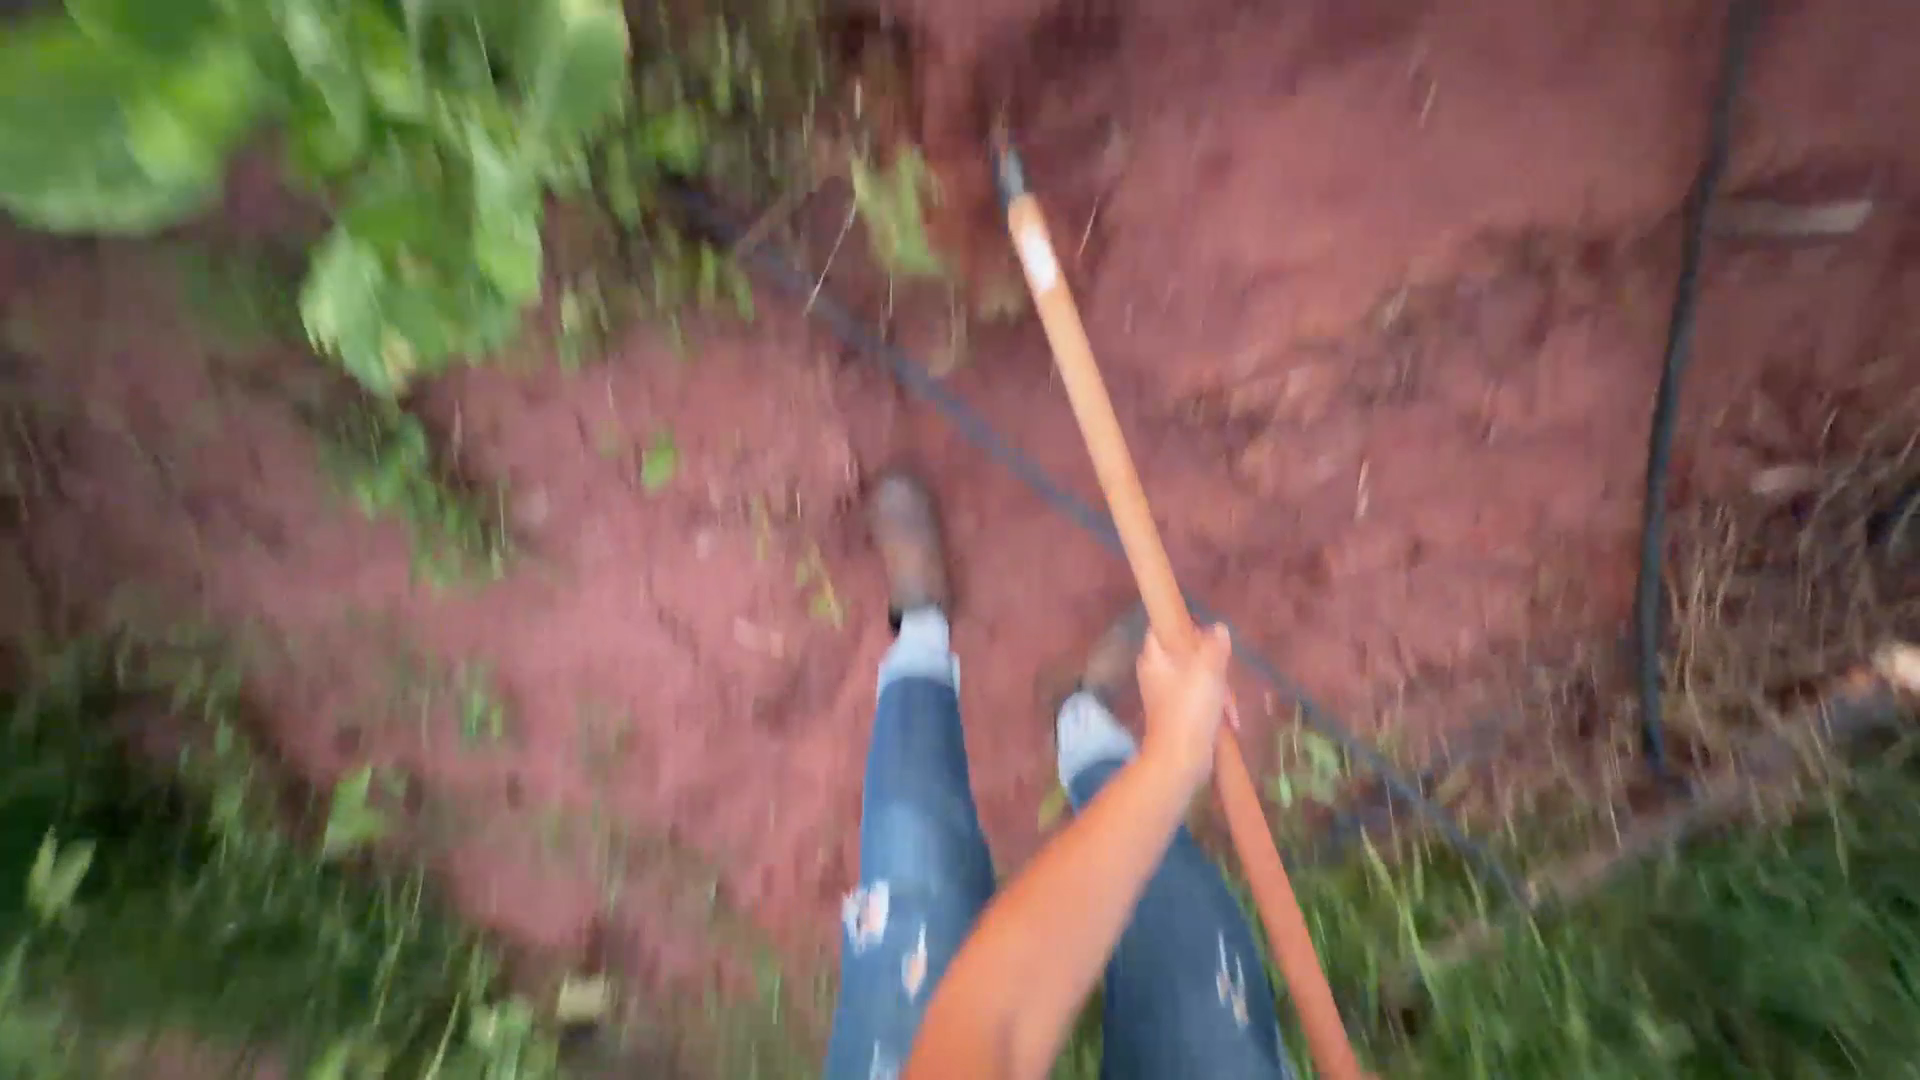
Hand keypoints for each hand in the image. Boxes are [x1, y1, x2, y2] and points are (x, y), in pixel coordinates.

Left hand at [1136, 624, 1232, 788]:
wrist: (1179, 758)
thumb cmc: (1189, 708)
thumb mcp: (1208, 670)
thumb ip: (1214, 646)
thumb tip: (1218, 628)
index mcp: (1154, 656)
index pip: (1164, 627)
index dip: (1187, 626)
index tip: (1209, 636)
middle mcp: (1155, 671)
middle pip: (1187, 654)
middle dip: (1213, 666)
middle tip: (1225, 679)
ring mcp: (1165, 693)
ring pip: (1197, 677)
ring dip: (1218, 690)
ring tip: (1229, 708)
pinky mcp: (1176, 712)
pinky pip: (1198, 698)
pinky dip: (1213, 706)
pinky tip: (1229, 721)